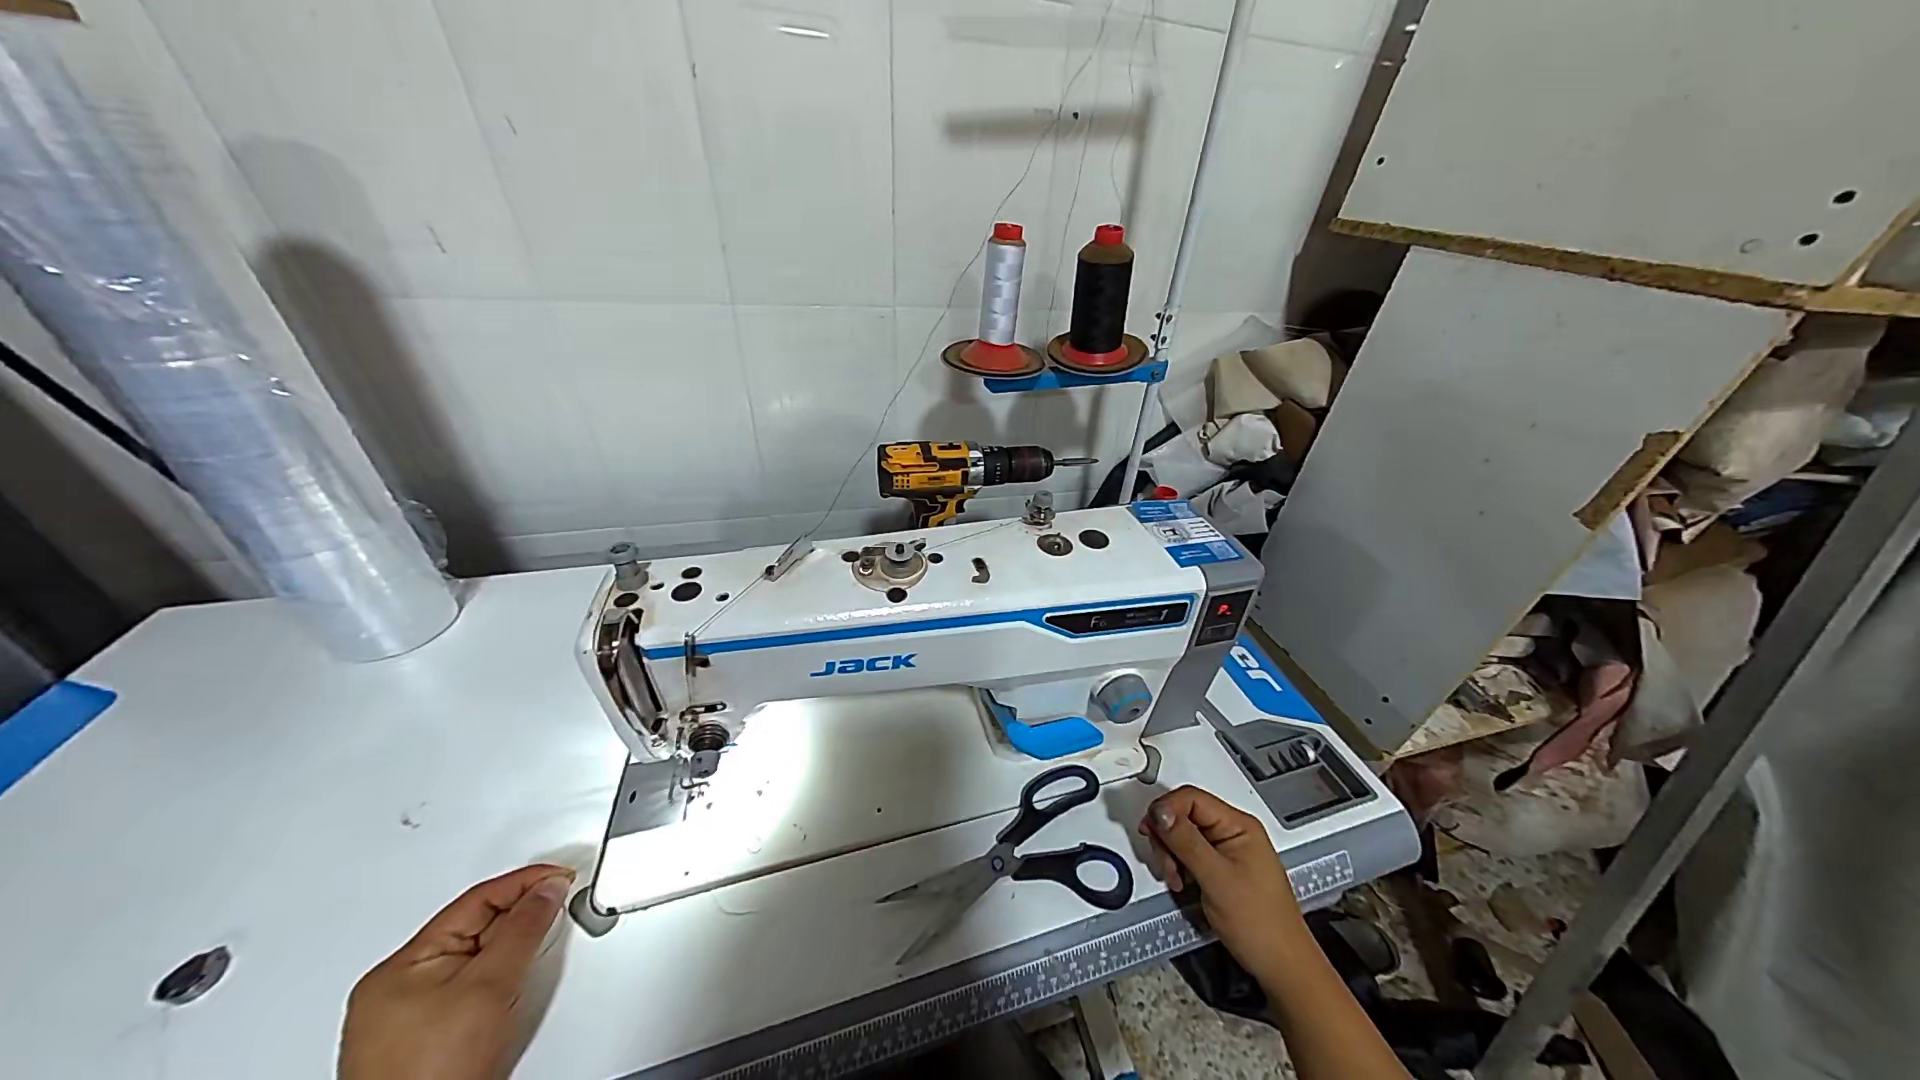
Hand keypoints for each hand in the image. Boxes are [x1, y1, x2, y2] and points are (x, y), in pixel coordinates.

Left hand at [339, 864, 574, 1079]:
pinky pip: (472, 988)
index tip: (561, 877)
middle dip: (520, 917)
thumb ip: (523, 929)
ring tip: (536, 954)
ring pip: (477, 959)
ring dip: (512, 951)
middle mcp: (399, 988)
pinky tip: (515, 990)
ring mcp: (409, 1017)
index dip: (525, 883)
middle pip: (477, 927)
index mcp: (403, 966)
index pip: (477, 900)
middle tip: (557, 906)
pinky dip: (500, 980)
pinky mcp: (426, 1040)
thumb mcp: (491, 985)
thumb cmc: (432, 1074)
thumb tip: (546, 888)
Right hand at [1140, 786, 1307, 978]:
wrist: (1281, 966)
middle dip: (1167, 836)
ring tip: (1175, 877)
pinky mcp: (1220, 866)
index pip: (1191, 798)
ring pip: (1182, 834)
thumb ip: (1186, 841)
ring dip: (1170, 854)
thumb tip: (1161, 812)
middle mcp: (1233, 832)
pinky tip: (1181, 881)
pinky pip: (1188, 852)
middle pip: (1184, 814)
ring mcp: (1227, 849)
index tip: (1151, 829)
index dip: (1166, 810)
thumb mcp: (1216, 878)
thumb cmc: (1261, 926)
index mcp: (1239, 826)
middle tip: (1165, 859)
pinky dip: (1178, 865)